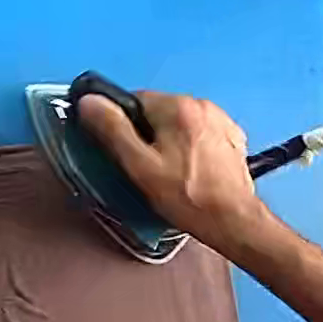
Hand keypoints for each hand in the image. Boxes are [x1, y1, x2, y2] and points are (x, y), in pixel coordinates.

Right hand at [77, 90, 271, 249]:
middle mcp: (202, 104)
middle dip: (147, 134)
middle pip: (157, 111)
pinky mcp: (233, 137)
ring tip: (171, 172)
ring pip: (178, 121)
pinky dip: (191, 145)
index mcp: (176, 106)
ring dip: (169, 139)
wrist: (233, 221)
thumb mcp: (139, 165)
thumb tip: (89, 100)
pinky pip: (199, 132)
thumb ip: (112, 129)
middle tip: (148, 166)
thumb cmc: (184, 196)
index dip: (123, 125)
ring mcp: (221, 120)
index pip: (134, 100)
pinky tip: (191, 170)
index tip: (128, 152)